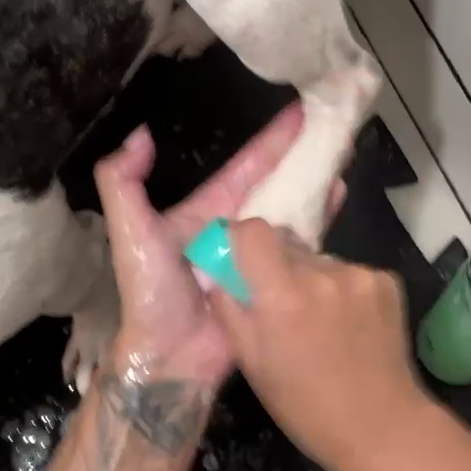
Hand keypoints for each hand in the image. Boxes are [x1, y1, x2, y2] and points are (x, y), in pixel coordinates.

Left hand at [90, 108, 340, 384]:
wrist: (171, 358)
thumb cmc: (151, 294)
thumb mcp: (129, 232)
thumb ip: (124, 182)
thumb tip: (144, 134)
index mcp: (207, 210)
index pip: (247, 166)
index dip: (272, 139)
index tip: (301, 112)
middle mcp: (237, 226)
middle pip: (277, 182)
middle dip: (304, 155)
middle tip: (336, 130)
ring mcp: (259, 255)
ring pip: (294, 210)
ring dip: (317, 185)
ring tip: (346, 160)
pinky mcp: (276, 280)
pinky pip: (302, 246)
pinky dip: (321, 222)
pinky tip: (340, 201)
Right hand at [207, 220, 436, 470]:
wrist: (382, 425)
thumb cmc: (306, 407)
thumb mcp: (252, 363)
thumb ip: (230, 308)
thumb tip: (216, 272)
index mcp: (283, 295)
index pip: (254, 230)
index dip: (242, 241)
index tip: (240, 262)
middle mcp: (323, 274)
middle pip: (288, 244)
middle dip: (277, 267)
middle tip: (282, 306)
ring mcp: (360, 275)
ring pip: (320, 261)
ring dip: (313, 281)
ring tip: (323, 324)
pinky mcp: (387, 280)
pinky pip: (352, 272)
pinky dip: (345, 290)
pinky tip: (352, 326)